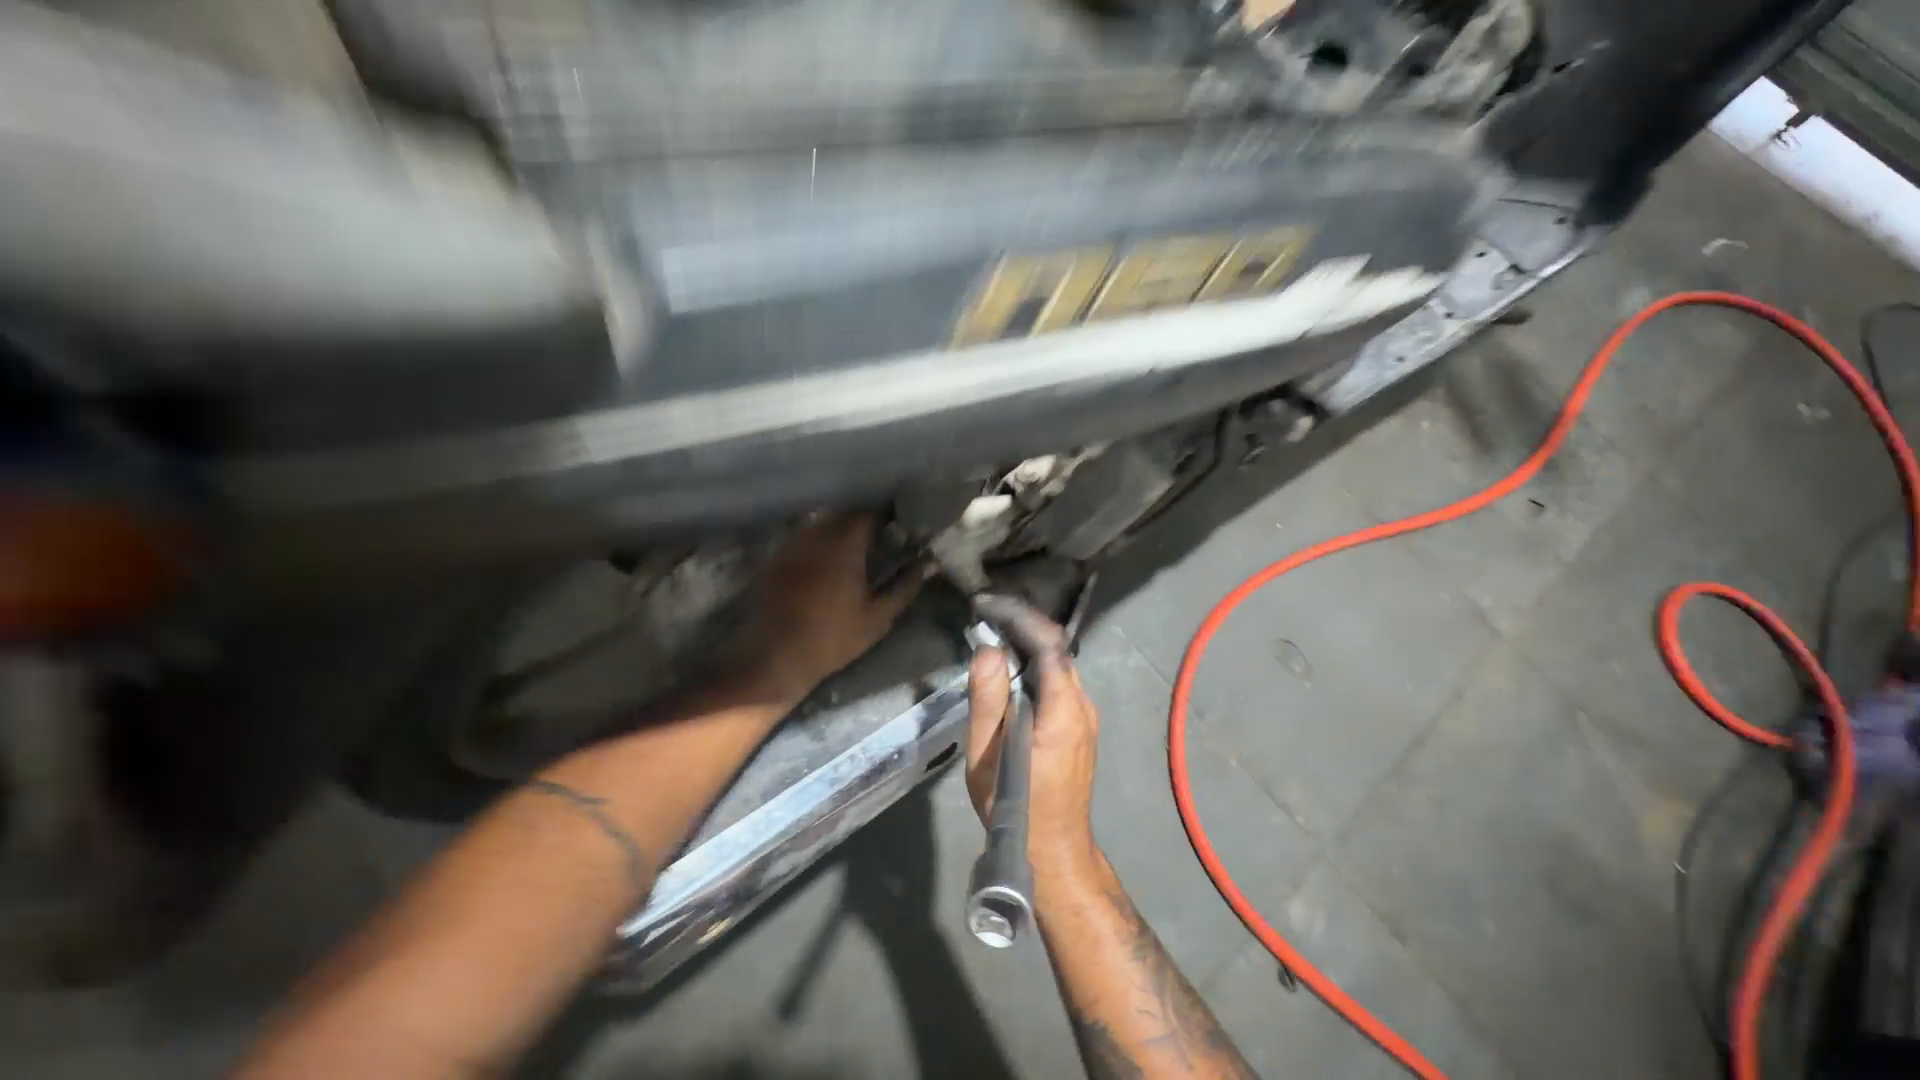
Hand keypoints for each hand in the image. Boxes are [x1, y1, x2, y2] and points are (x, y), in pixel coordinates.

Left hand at [725, 513, 924, 699]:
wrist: (773, 657)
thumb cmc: (832, 638)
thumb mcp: (877, 617)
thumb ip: (905, 586)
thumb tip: (930, 564)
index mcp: (844, 543)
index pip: (868, 512)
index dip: (885, 515)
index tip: (897, 525)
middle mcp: (815, 534)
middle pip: (842, 514)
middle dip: (861, 522)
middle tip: (878, 539)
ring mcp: (790, 545)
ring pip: (819, 525)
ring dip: (836, 532)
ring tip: (851, 551)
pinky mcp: (773, 559)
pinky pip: (800, 540)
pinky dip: (815, 546)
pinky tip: (822, 565)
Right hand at [964, 596, 1100, 878]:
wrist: (1053, 850)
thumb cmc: (1016, 807)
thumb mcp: (988, 756)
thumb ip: (989, 700)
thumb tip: (988, 649)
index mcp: (1065, 710)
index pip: (1048, 643)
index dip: (1018, 617)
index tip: (984, 605)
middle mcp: (1083, 706)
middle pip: (1055, 650)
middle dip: (1018, 627)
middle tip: (980, 617)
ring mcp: (1086, 717)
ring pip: (1056, 667)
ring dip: (1024, 647)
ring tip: (988, 637)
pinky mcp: (1079, 727)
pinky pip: (1057, 684)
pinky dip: (1032, 669)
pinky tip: (1007, 673)